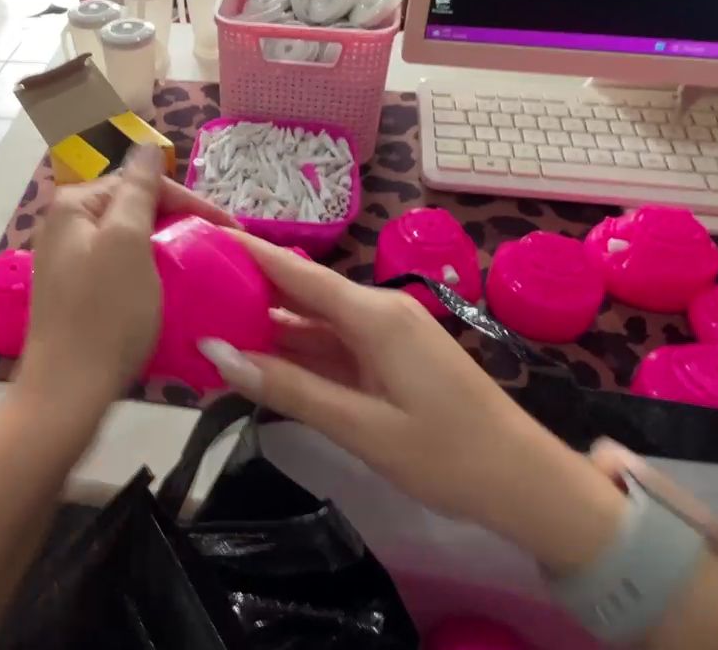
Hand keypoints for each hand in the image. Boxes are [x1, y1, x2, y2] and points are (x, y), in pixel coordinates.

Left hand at [15, 145, 237, 417]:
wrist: (67, 392)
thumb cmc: (105, 314)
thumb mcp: (127, 242)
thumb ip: (138, 188)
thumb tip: (146, 144)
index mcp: (74, 205)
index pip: (141, 183)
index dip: (189, 202)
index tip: (232, 229)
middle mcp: (64, 225)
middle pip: (134, 208)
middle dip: (178, 223)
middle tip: (220, 248)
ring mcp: (67, 260)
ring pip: (129, 239)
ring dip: (166, 247)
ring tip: (201, 267)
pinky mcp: (75, 293)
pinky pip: (120, 267)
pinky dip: (148, 272)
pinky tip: (169, 289)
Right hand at [198, 235, 625, 573]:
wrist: (526, 485)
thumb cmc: (446, 455)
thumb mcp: (360, 427)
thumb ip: (286, 387)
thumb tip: (216, 352)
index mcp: (373, 315)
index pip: (295, 271)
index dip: (247, 250)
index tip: (202, 232)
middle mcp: (376, 311)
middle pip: (300, 291)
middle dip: (247, 288)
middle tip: (190, 285)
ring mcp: (385, 334)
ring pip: (313, 320)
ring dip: (267, 324)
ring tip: (209, 320)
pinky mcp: (390, 356)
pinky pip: (332, 344)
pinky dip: (295, 350)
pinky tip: (258, 357)